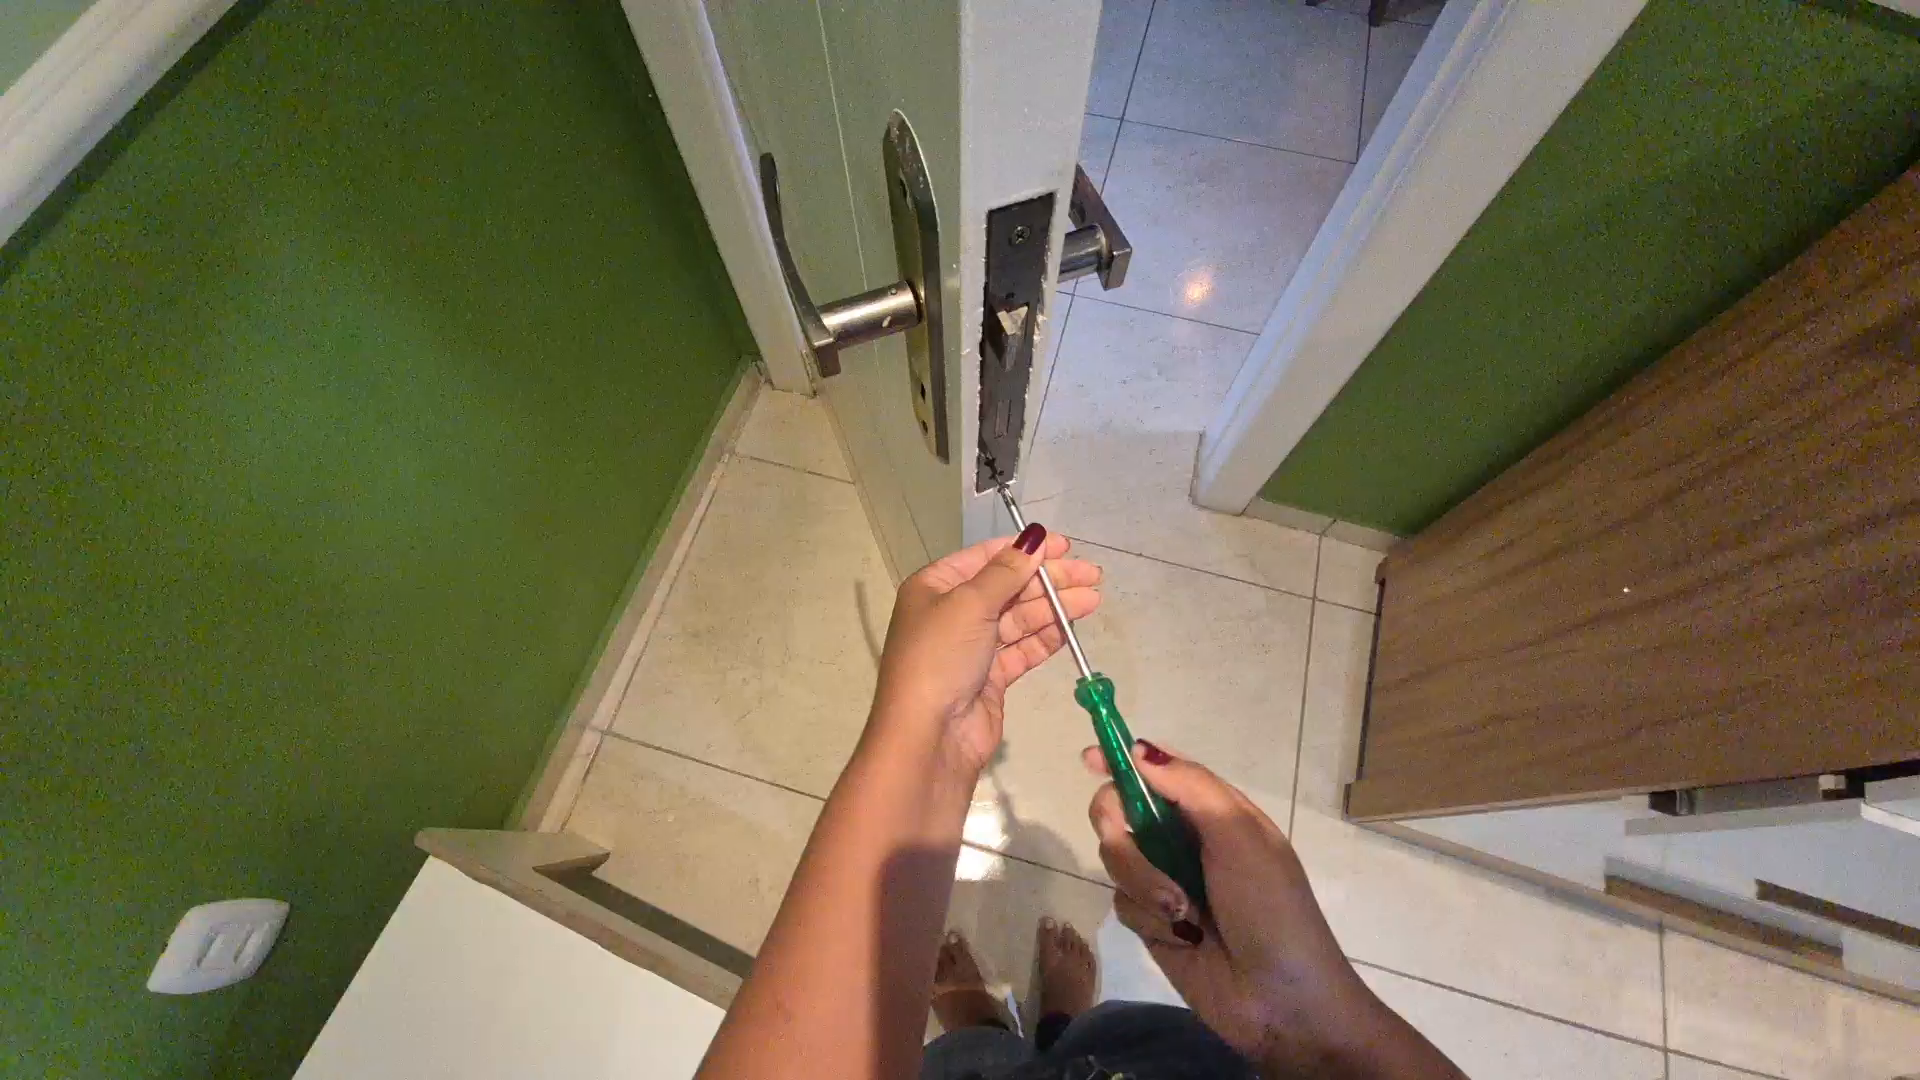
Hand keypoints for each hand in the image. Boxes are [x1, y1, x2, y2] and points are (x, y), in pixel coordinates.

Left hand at [870, 525, 1100, 773]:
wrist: (929, 735)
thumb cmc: (940, 656)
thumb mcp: (970, 604)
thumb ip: (1006, 571)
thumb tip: (1034, 536)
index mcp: (934, 587)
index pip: (985, 558)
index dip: (1025, 549)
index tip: (1064, 546)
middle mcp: (951, 613)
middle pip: (1007, 587)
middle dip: (1047, 580)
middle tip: (1091, 575)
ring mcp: (971, 647)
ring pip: (1018, 619)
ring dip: (1053, 608)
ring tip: (1091, 601)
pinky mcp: (989, 678)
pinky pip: (1021, 650)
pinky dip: (1045, 639)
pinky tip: (1069, 629)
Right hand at [1086, 743, 1464, 1078]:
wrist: (1283, 1002)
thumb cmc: (1271, 906)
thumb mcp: (1240, 834)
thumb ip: (1190, 785)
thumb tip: (1139, 749)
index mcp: (1208, 809)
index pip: (1156, 769)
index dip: (1122, 759)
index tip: (1090, 758)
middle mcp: (1179, 838)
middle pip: (1119, 807)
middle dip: (1118, 823)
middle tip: (1122, 833)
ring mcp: (1162, 878)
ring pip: (1114, 855)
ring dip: (1144, 880)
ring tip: (1182, 911)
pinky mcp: (1149, 919)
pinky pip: (1122, 900)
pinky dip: (1150, 917)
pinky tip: (1183, 936)